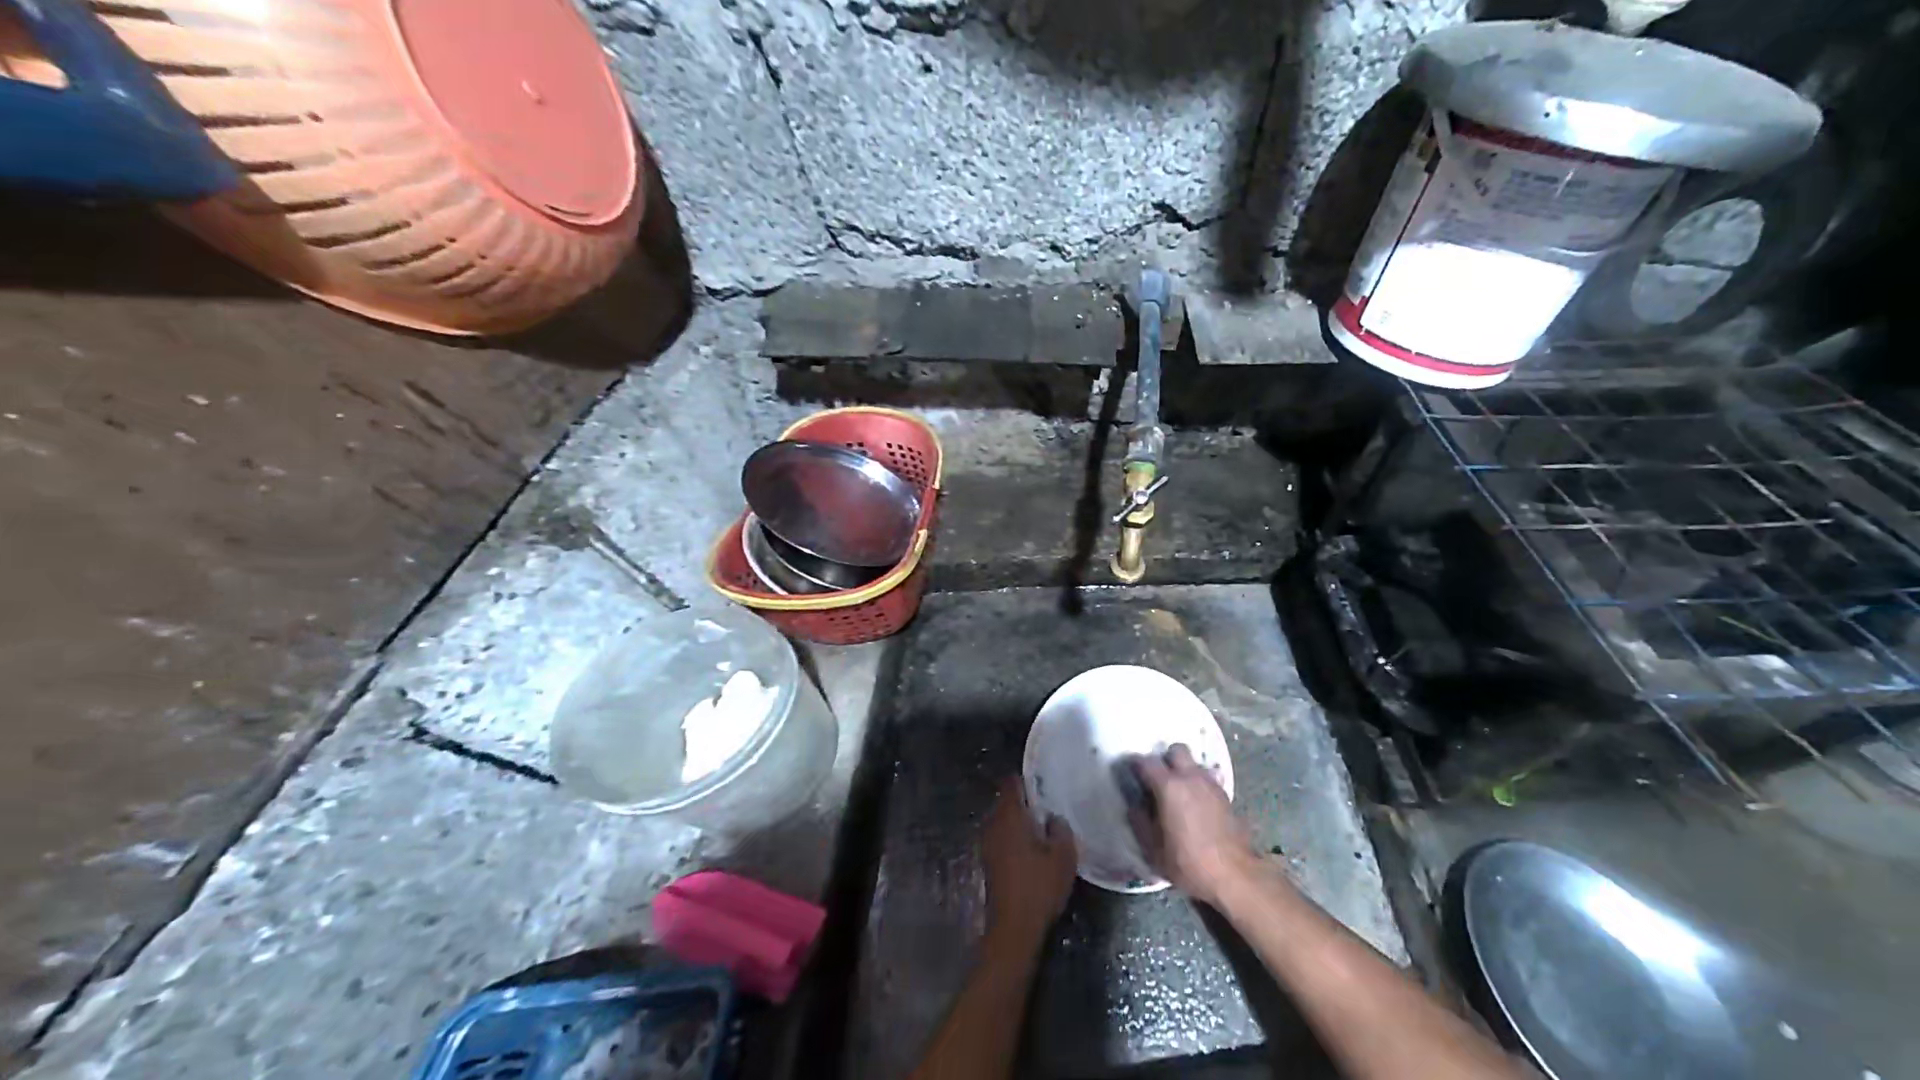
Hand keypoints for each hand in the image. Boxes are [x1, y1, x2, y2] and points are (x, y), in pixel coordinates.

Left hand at [981, 779, 1076, 943]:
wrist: (1014, 927)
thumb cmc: (1039, 886)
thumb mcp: (1063, 856)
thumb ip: (1061, 829)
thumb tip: (1053, 818)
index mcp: (1009, 815)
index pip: (1012, 783)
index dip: (1027, 780)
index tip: (1044, 783)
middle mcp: (993, 824)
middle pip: (1007, 802)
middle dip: (1026, 803)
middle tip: (1050, 808)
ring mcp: (987, 843)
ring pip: (1004, 822)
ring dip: (1021, 823)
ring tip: (1045, 830)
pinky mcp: (988, 861)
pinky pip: (1002, 838)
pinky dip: (1015, 839)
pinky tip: (1034, 852)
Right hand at [1130, 744, 1259, 906]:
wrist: (1235, 876)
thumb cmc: (1188, 862)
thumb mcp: (1152, 848)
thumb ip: (1139, 821)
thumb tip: (1134, 805)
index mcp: (1168, 786)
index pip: (1145, 762)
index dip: (1134, 765)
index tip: (1129, 774)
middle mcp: (1190, 778)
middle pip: (1177, 750)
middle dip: (1165, 758)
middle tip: (1158, 778)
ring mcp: (1212, 785)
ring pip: (1195, 763)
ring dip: (1185, 770)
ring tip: (1179, 791)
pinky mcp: (1227, 797)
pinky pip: (1209, 779)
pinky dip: (1200, 784)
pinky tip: (1197, 803)